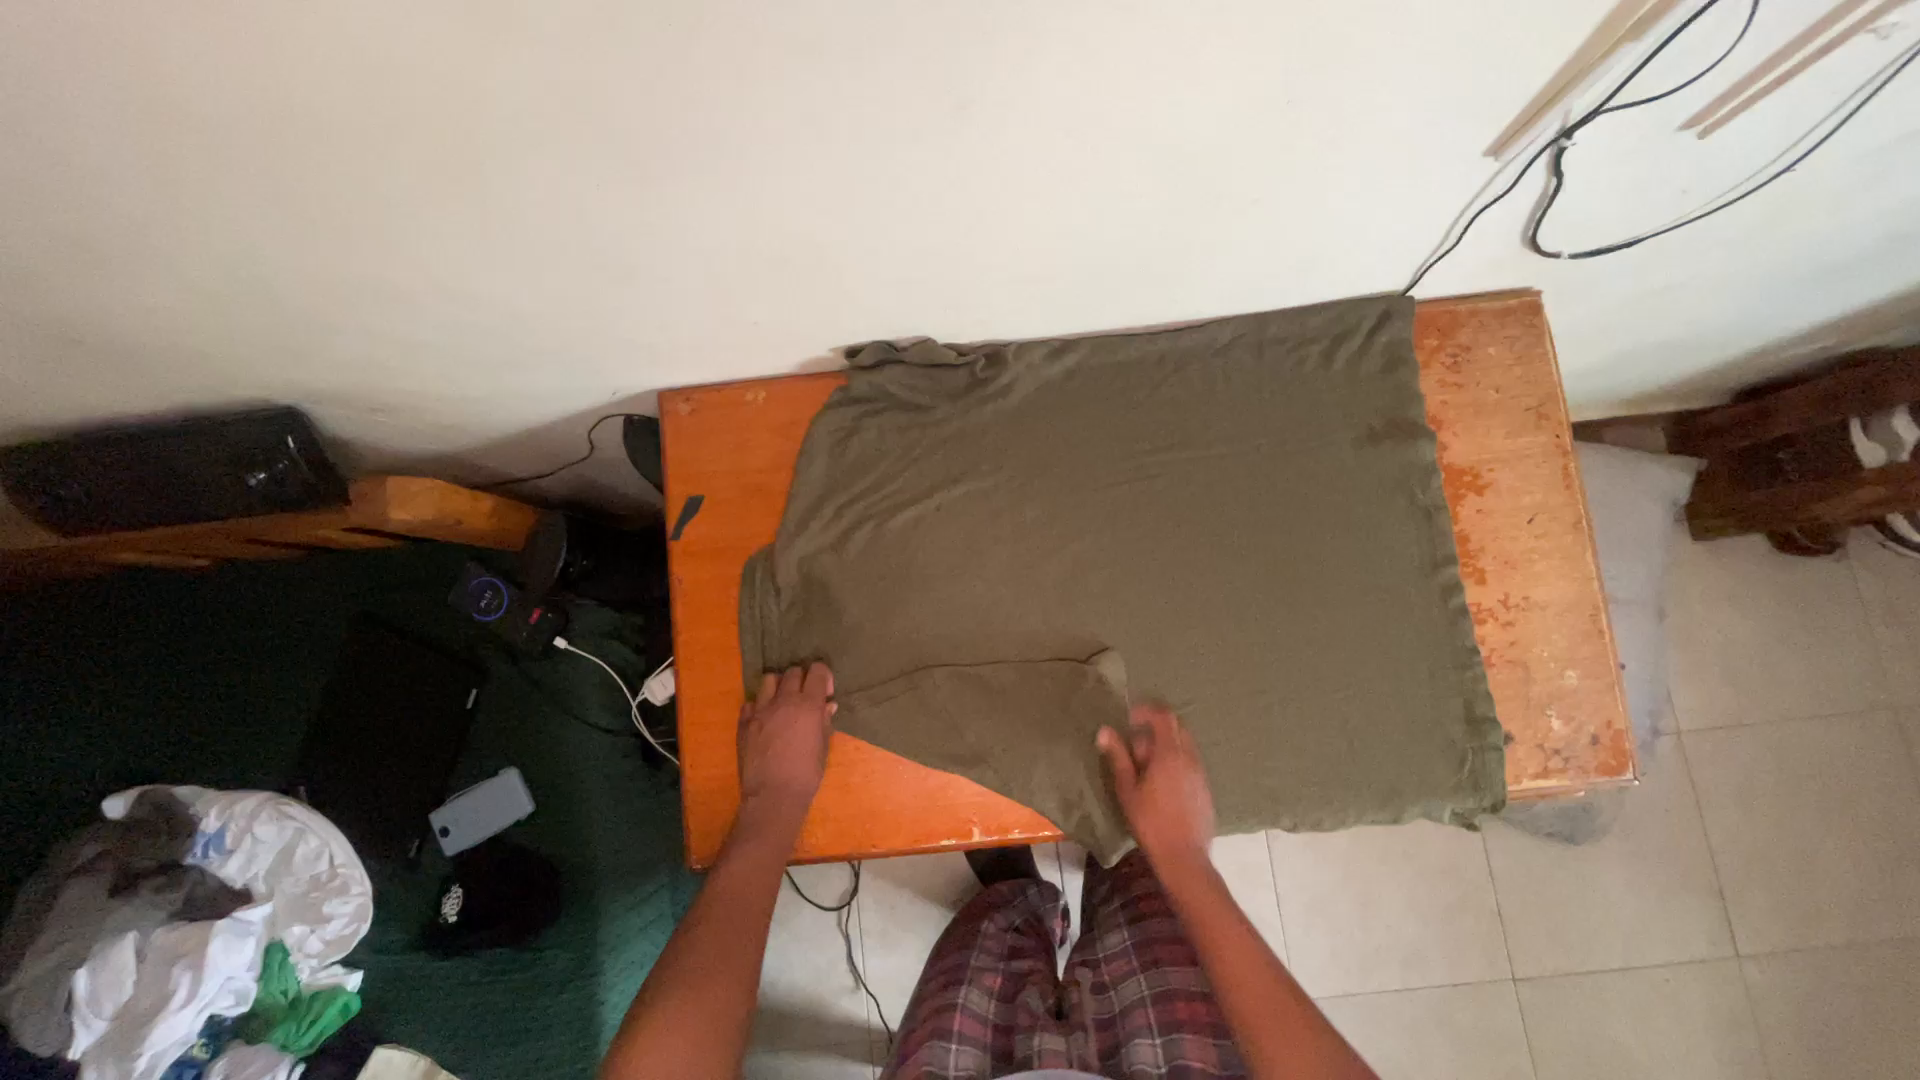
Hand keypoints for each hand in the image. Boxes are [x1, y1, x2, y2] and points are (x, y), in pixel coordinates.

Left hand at [737, 663, 835, 827]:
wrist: (773, 795)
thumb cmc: (806, 774)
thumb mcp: (823, 747)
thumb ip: (824, 721)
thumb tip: (827, 705)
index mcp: (808, 705)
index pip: (817, 671)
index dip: (823, 676)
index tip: (825, 693)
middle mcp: (784, 701)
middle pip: (792, 672)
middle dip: (802, 679)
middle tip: (805, 698)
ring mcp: (760, 710)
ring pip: (769, 680)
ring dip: (779, 686)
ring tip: (782, 703)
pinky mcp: (744, 722)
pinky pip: (750, 703)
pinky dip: (759, 706)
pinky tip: (764, 721)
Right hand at [1097, 704, 1215, 868]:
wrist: (1184, 857)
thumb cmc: (1150, 822)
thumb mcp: (1127, 789)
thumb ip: (1118, 757)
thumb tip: (1105, 730)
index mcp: (1170, 754)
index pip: (1164, 716)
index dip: (1147, 711)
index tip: (1130, 718)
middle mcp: (1190, 758)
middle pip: (1177, 727)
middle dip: (1156, 727)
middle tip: (1135, 744)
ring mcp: (1201, 773)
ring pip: (1185, 745)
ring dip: (1166, 745)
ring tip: (1146, 767)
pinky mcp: (1205, 788)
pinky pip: (1191, 762)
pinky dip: (1176, 761)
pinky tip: (1162, 784)